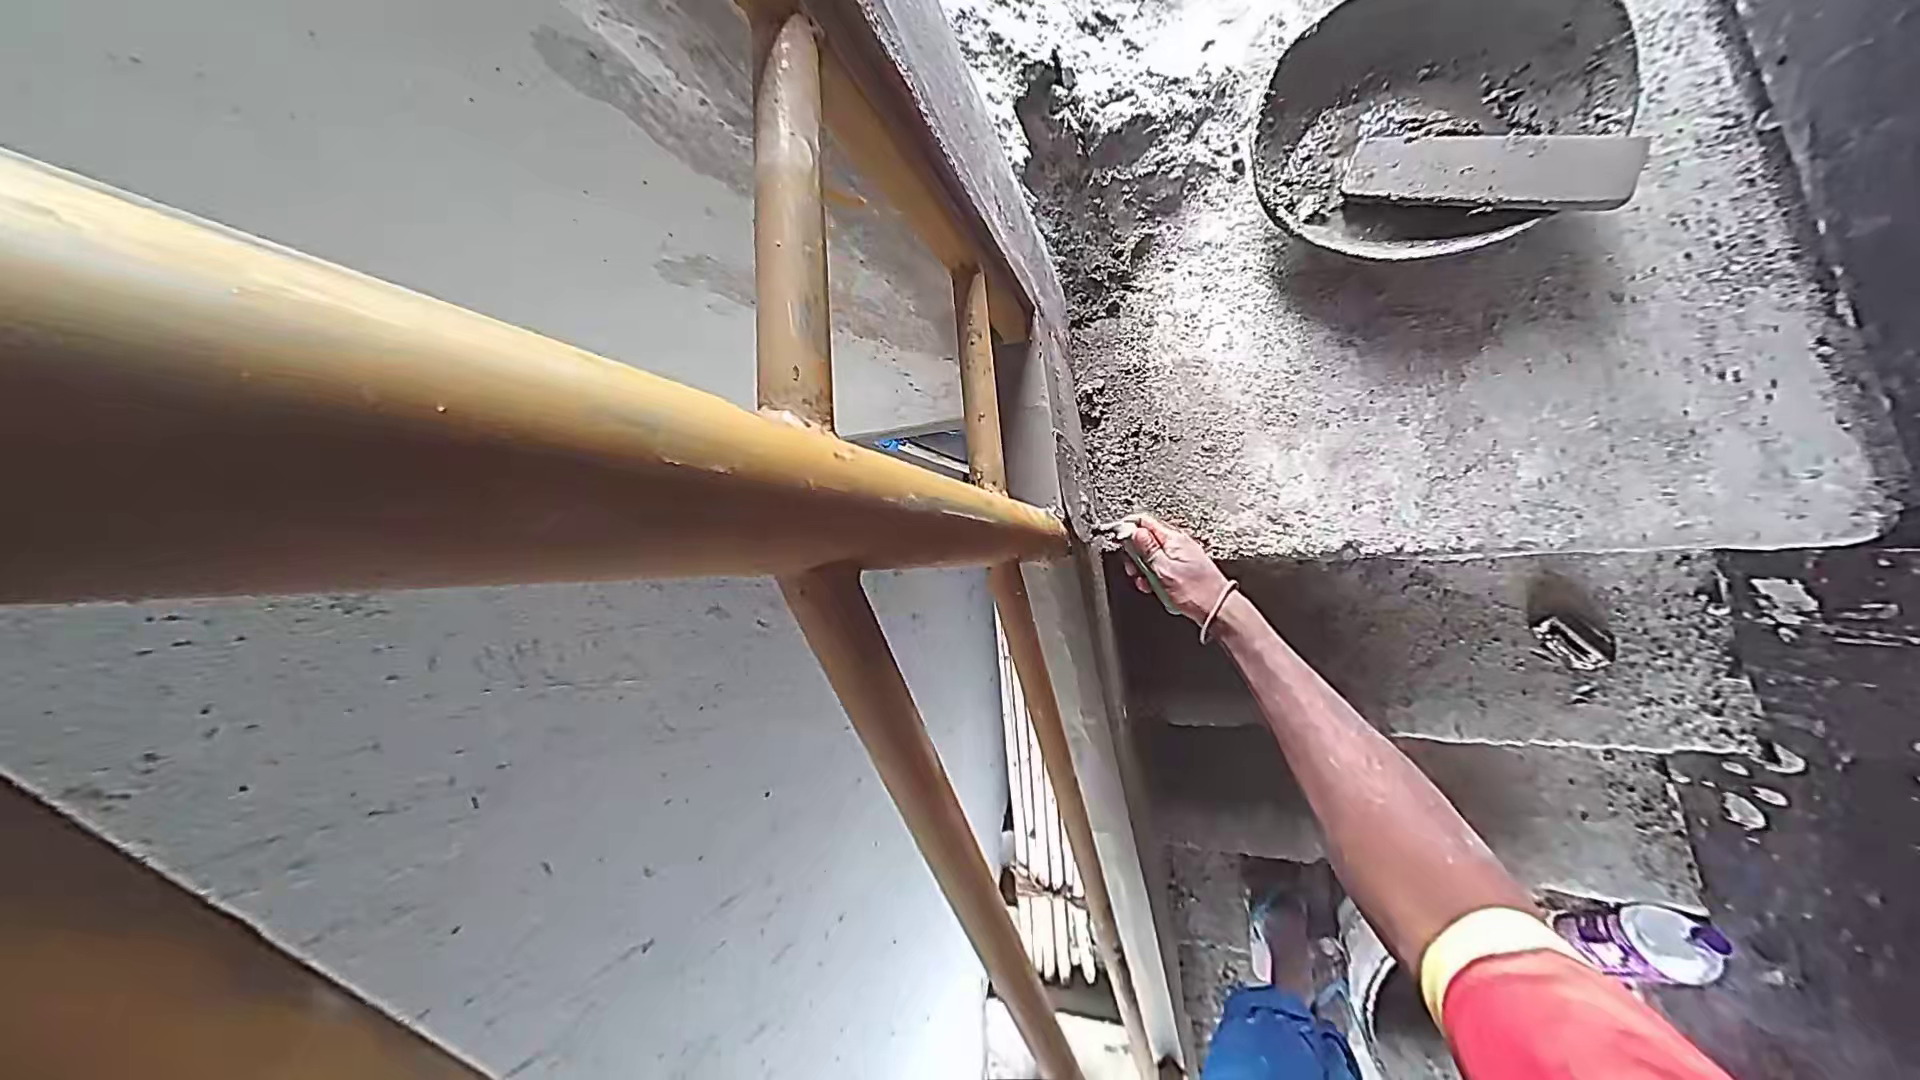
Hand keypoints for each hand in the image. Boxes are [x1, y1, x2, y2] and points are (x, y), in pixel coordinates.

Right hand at [1121, 514, 1232, 624]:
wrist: (1217, 609)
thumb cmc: (1196, 591)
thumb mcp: (1164, 568)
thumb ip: (1147, 549)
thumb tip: (1133, 532)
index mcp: (1173, 539)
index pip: (1145, 522)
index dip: (1129, 529)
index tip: (1120, 541)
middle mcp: (1177, 544)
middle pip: (1146, 540)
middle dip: (1135, 555)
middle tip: (1135, 569)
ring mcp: (1179, 557)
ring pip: (1151, 557)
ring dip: (1143, 569)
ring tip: (1146, 581)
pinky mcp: (1181, 570)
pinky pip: (1160, 568)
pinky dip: (1153, 577)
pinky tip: (1154, 586)